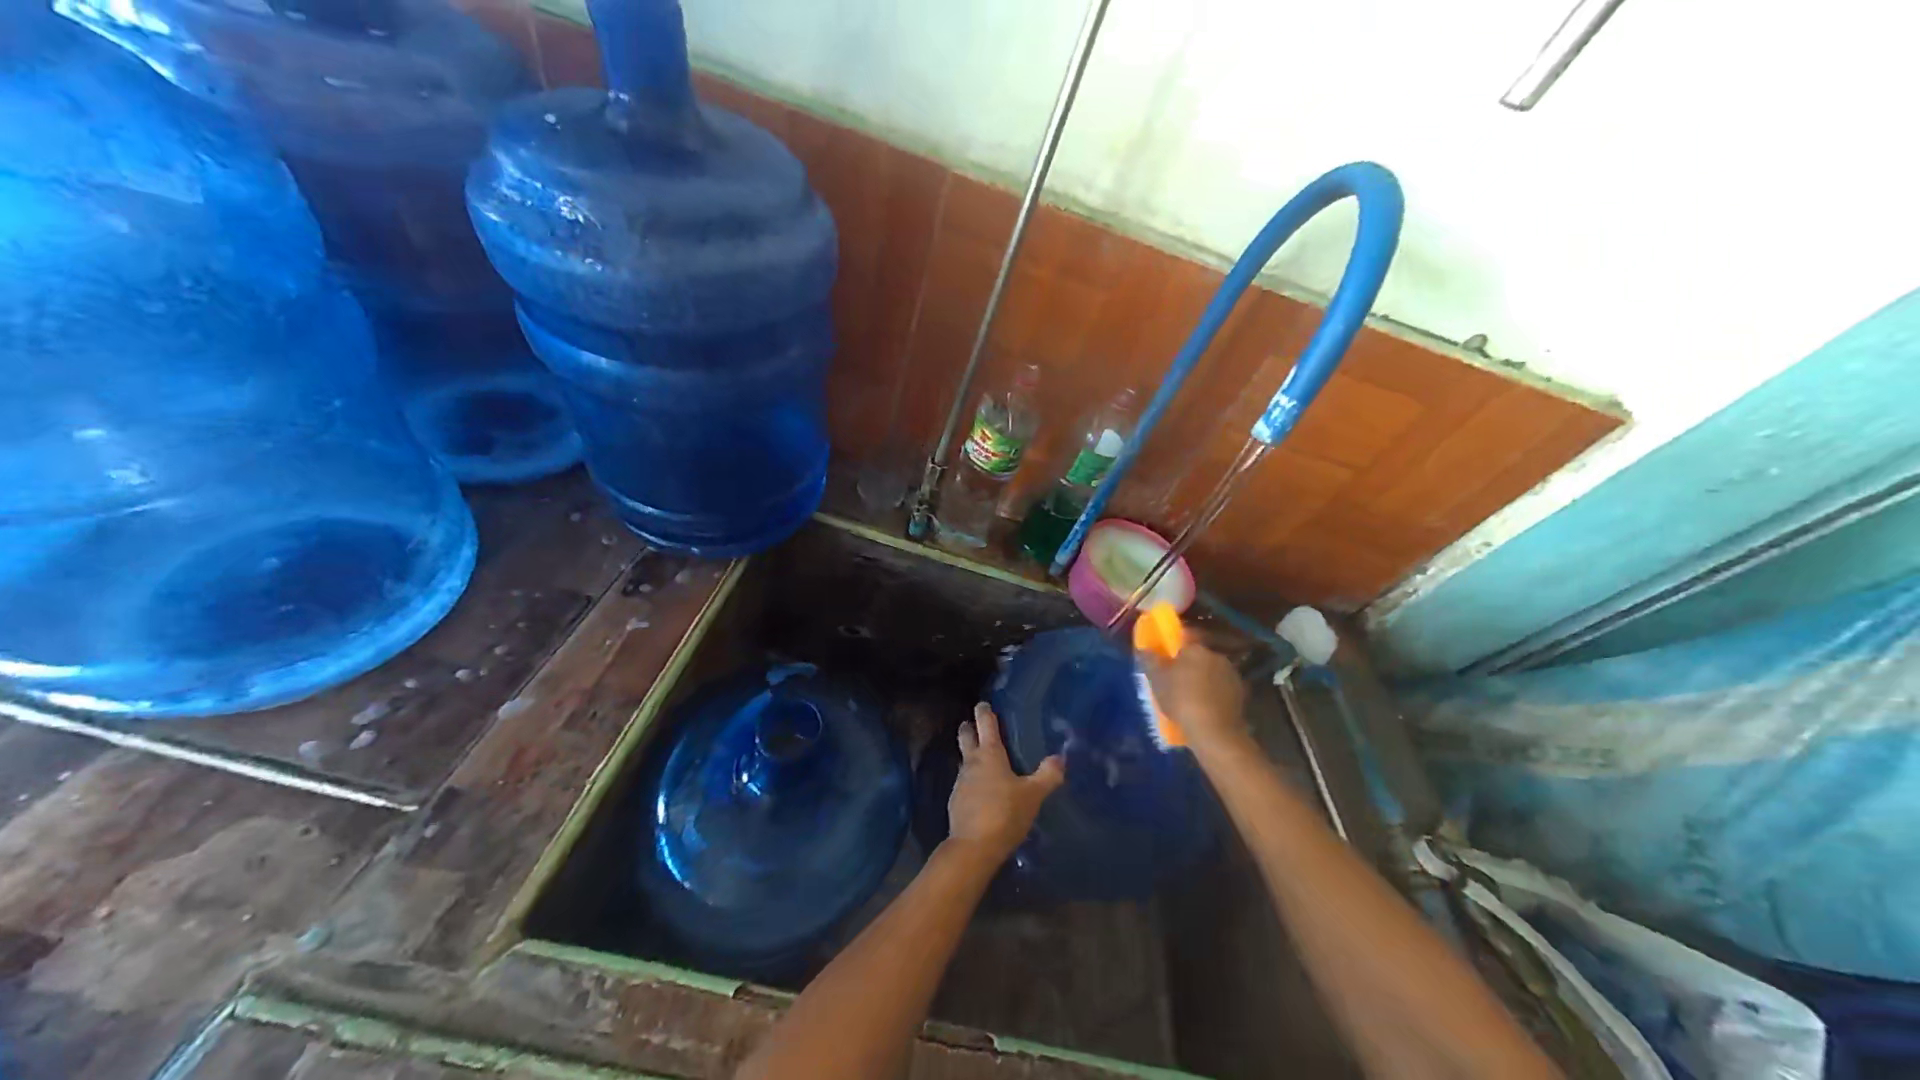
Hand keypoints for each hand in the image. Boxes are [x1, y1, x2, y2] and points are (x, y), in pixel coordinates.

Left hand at [946, 703, 1064, 863]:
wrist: (974, 846)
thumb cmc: (1005, 813)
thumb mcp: (1033, 795)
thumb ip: (1048, 775)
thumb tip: (1060, 757)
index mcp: (990, 754)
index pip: (985, 723)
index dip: (984, 711)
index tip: (984, 703)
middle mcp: (971, 762)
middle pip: (966, 736)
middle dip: (970, 727)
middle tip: (977, 724)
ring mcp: (960, 781)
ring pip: (964, 760)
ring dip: (971, 755)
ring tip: (985, 759)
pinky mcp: (956, 801)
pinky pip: (965, 782)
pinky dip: (972, 779)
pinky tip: (982, 789)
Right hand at [1140, 642, 1248, 754]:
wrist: (1213, 730)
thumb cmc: (1180, 699)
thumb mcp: (1156, 680)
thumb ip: (1150, 660)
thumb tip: (1144, 648)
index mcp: (1195, 648)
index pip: (1185, 636)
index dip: (1175, 646)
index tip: (1167, 656)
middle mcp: (1216, 655)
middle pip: (1199, 654)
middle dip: (1189, 663)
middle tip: (1176, 678)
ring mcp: (1232, 674)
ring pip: (1212, 671)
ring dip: (1203, 678)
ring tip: (1191, 696)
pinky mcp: (1241, 693)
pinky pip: (1222, 687)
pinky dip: (1214, 693)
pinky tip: (1206, 706)